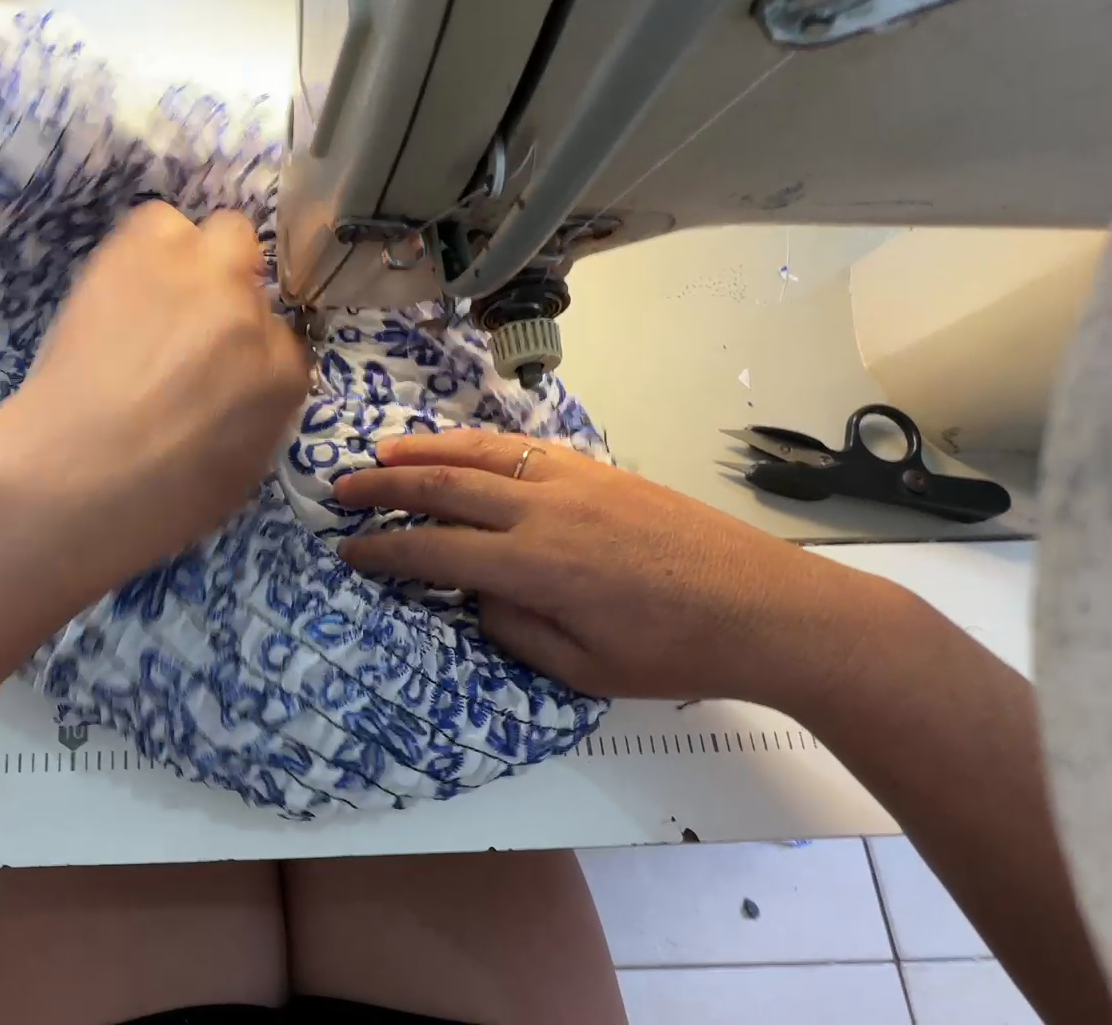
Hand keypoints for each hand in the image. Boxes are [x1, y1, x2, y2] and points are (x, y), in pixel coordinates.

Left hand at [6, 201, 309, 563]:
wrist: (74, 478)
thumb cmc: (155, 505)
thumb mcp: (236, 478)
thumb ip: (256, 421)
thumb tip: (241, 393)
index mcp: (283, 379)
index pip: (284, 343)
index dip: (246, 351)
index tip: (216, 368)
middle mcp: (252, 317)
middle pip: (257, 275)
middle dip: (232, 292)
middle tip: (188, 327)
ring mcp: (200, 277)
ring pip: (221, 234)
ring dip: (196, 261)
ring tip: (152, 300)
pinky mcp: (140, 252)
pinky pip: (158, 222)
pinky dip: (146, 247)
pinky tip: (121, 287)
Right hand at [333, 430, 912, 709]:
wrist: (771, 610)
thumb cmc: (674, 652)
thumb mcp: (582, 668)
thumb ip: (513, 628)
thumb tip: (476, 594)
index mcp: (535, 567)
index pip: (434, 550)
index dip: (383, 549)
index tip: (348, 549)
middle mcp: (542, 511)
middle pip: (443, 486)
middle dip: (383, 486)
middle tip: (340, 486)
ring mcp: (572, 480)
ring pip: (478, 452)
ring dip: (422, 449)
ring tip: (381, 450)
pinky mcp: (597, 469)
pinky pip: (521, 446)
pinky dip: (477, 443)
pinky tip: (458, 447)